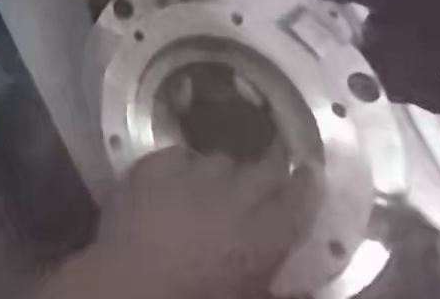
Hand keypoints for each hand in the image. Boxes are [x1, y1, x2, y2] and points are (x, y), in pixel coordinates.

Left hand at [50, 146, 301, 298]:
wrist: (128, 285)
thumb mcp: (246, 296)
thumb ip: (274, 286)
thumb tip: (300, 284)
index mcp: (259, 238)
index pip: (295, 203)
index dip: (306, 186)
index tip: (310, 171)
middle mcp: (230, 197)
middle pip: (262, 171)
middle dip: (270, 171)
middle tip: (270, 176)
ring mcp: (189, 174)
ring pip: (219, 159)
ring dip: (224, 172)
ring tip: (218, 187)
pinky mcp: (153, 164)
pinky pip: (179, 154)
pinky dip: (185, 165)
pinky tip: (181, 179)